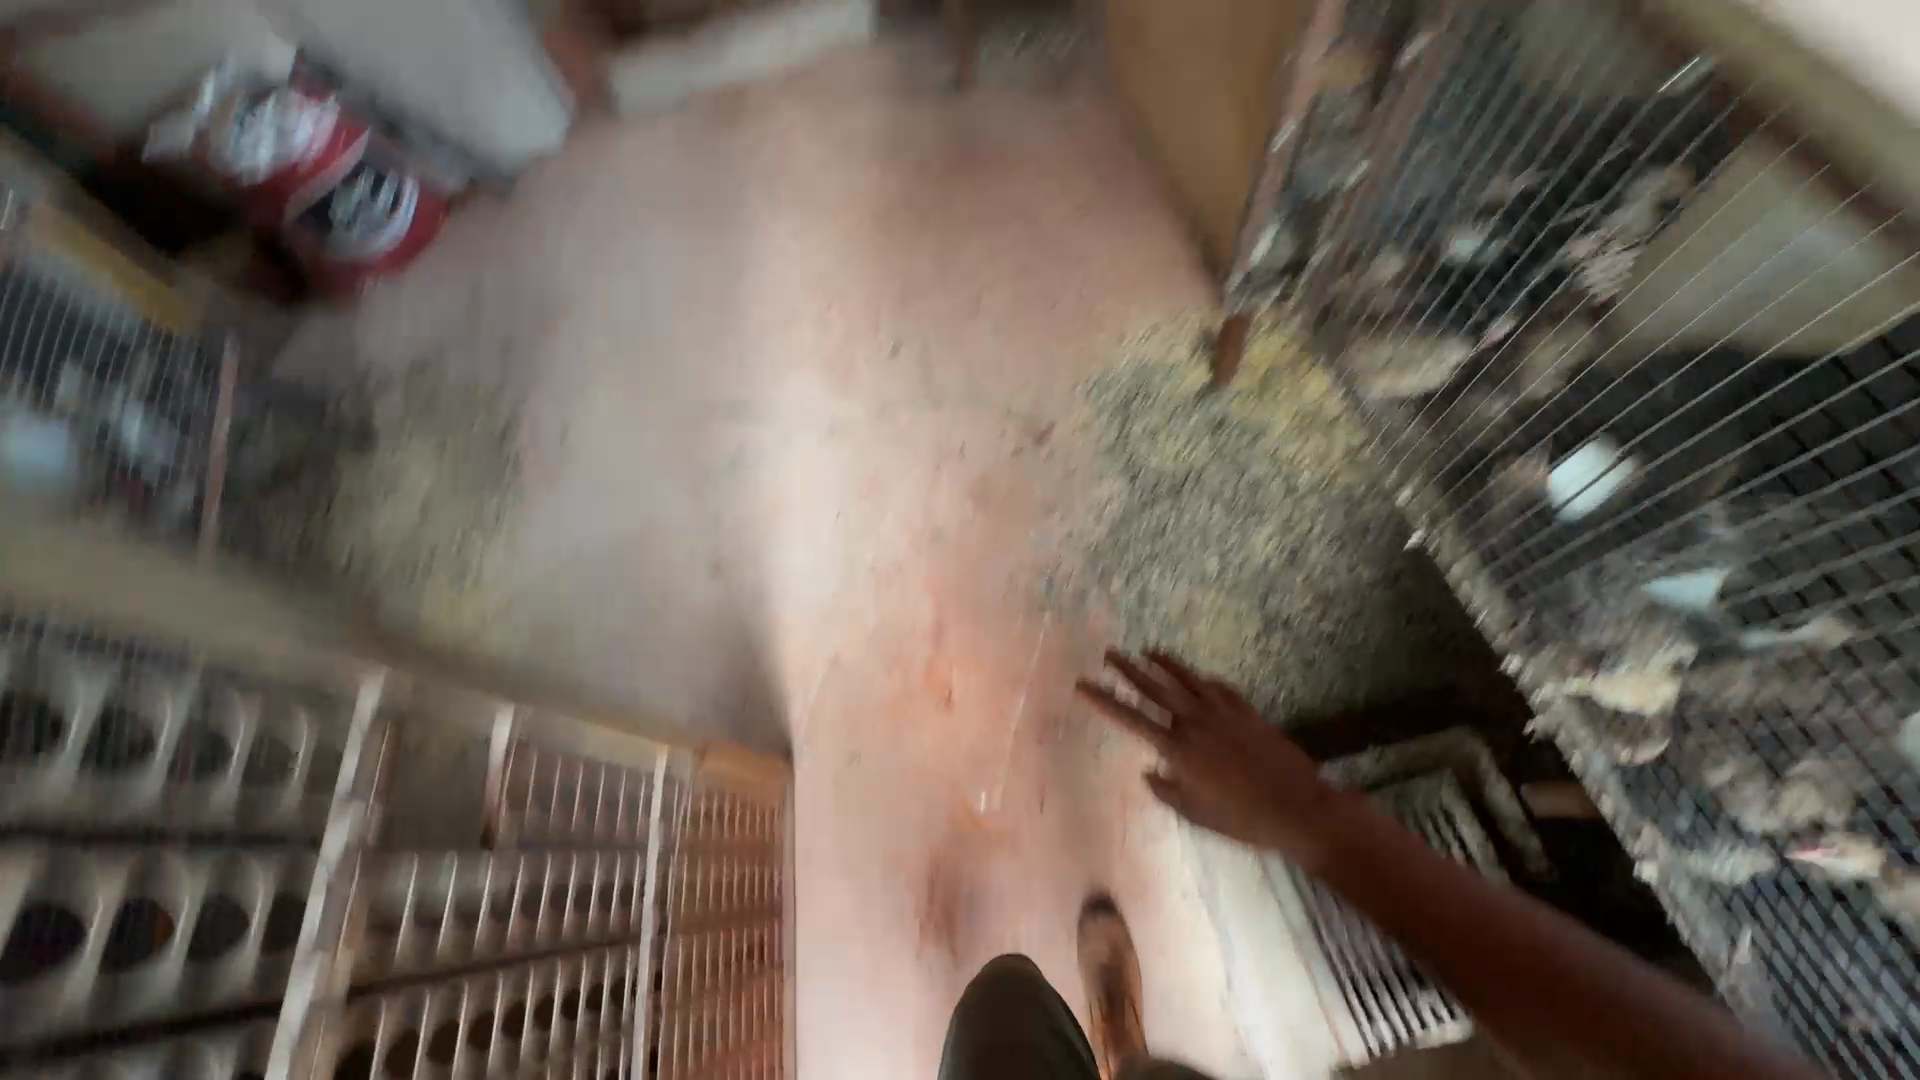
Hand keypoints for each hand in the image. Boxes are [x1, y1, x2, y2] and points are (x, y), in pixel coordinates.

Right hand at [1075, 649, 1352, 867]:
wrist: (1299, 807)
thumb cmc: (1242, 819)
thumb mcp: (1195, 813)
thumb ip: (1166, 791)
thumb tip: (1150, 772)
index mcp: (1177, 748)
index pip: (1129, 717)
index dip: (1102, 700)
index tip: (1082, 684)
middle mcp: (1194, 722)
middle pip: (1154, 687)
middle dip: (1128, 669)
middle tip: (1109, 653)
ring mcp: (1223, 712)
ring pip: (1186, 679)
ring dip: (1164, 663)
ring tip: (1148, 651)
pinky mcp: (1247, 711)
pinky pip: (1218, 687)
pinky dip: (1202, 680)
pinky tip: (1199, 678)